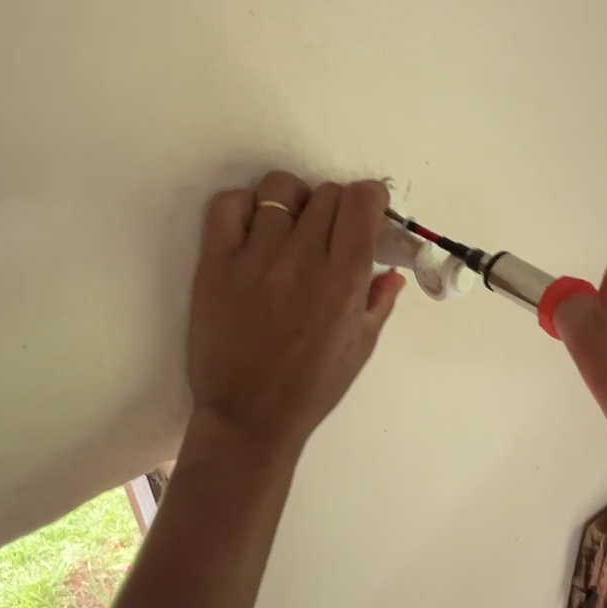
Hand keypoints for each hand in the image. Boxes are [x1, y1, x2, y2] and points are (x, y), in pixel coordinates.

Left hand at [185, 171, 404, 461]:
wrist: (250, 418)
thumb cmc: (310, 391)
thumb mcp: (358, 351)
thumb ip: (377, 304)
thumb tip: (391, 272)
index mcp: (343, 283)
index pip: (362, 201)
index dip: (369, 199)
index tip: (366, 213)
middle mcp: (302, 262)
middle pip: (326, 194)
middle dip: (335, 207)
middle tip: (328, 235)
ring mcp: (255, 260)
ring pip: (279, 189)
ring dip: (292, 202)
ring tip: (289, 231)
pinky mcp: (215, 265)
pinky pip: (228, 206)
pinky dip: (244, 207)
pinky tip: (253, 232)